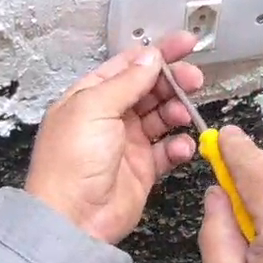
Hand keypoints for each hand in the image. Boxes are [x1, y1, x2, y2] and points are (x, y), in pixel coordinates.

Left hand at [25, 33, 205, 243]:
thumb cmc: (69, 163)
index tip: (185, 43)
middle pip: (149, 88)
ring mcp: (126, 144)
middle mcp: (108, 118)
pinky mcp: (142, 170)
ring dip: (177, 111)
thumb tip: (149, 57)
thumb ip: (126, 81)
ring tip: (183, 114)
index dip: (157, 53)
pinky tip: (182, 146)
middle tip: (193, 79)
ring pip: (161, 116)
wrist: (73, 218)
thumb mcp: (94, 108)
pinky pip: (168, 151)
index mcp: (90, 97)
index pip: (128, 65)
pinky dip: (179, 146)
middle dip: (173, 81)